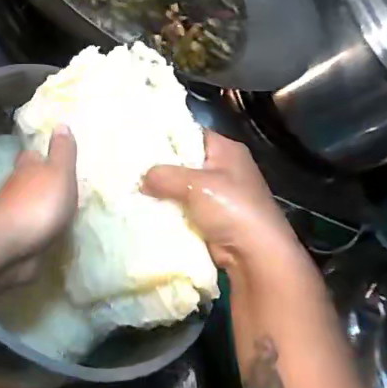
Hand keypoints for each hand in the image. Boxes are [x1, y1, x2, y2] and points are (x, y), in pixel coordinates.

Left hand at [0, 127, 78, 260]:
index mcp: (28, 168)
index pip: (32, 156)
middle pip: (25, 179)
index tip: (48, 159)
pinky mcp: (10, 235)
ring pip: (23, 203)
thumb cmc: (40, 203)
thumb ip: (62, 152)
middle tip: (52, 186)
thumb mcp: (60, 172)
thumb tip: (60, 124)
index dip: (40, 157)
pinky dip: (31, 227)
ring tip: (51, 210)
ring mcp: (9, 213)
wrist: (11, 243)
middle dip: (36, 181)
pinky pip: (23, 227)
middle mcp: (14, 187)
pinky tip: (42, 232)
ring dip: (34, 205)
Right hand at [143, 130, 301, 271]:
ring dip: (162, 192)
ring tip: (133, 189)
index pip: (190, 132)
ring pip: (182, 187)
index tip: (138, 142)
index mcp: (227, 150)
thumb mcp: (195, 185)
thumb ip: (165, 176)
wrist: (255, 255)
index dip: (165, 136)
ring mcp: (219, 195)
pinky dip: (169, 211)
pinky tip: (147, 211)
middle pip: (184, 161)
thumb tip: (143, 179)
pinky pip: (184, 208)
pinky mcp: (213, 218)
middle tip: (131, 168)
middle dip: (160, 167)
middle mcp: (224, 168)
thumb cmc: (231, 209)